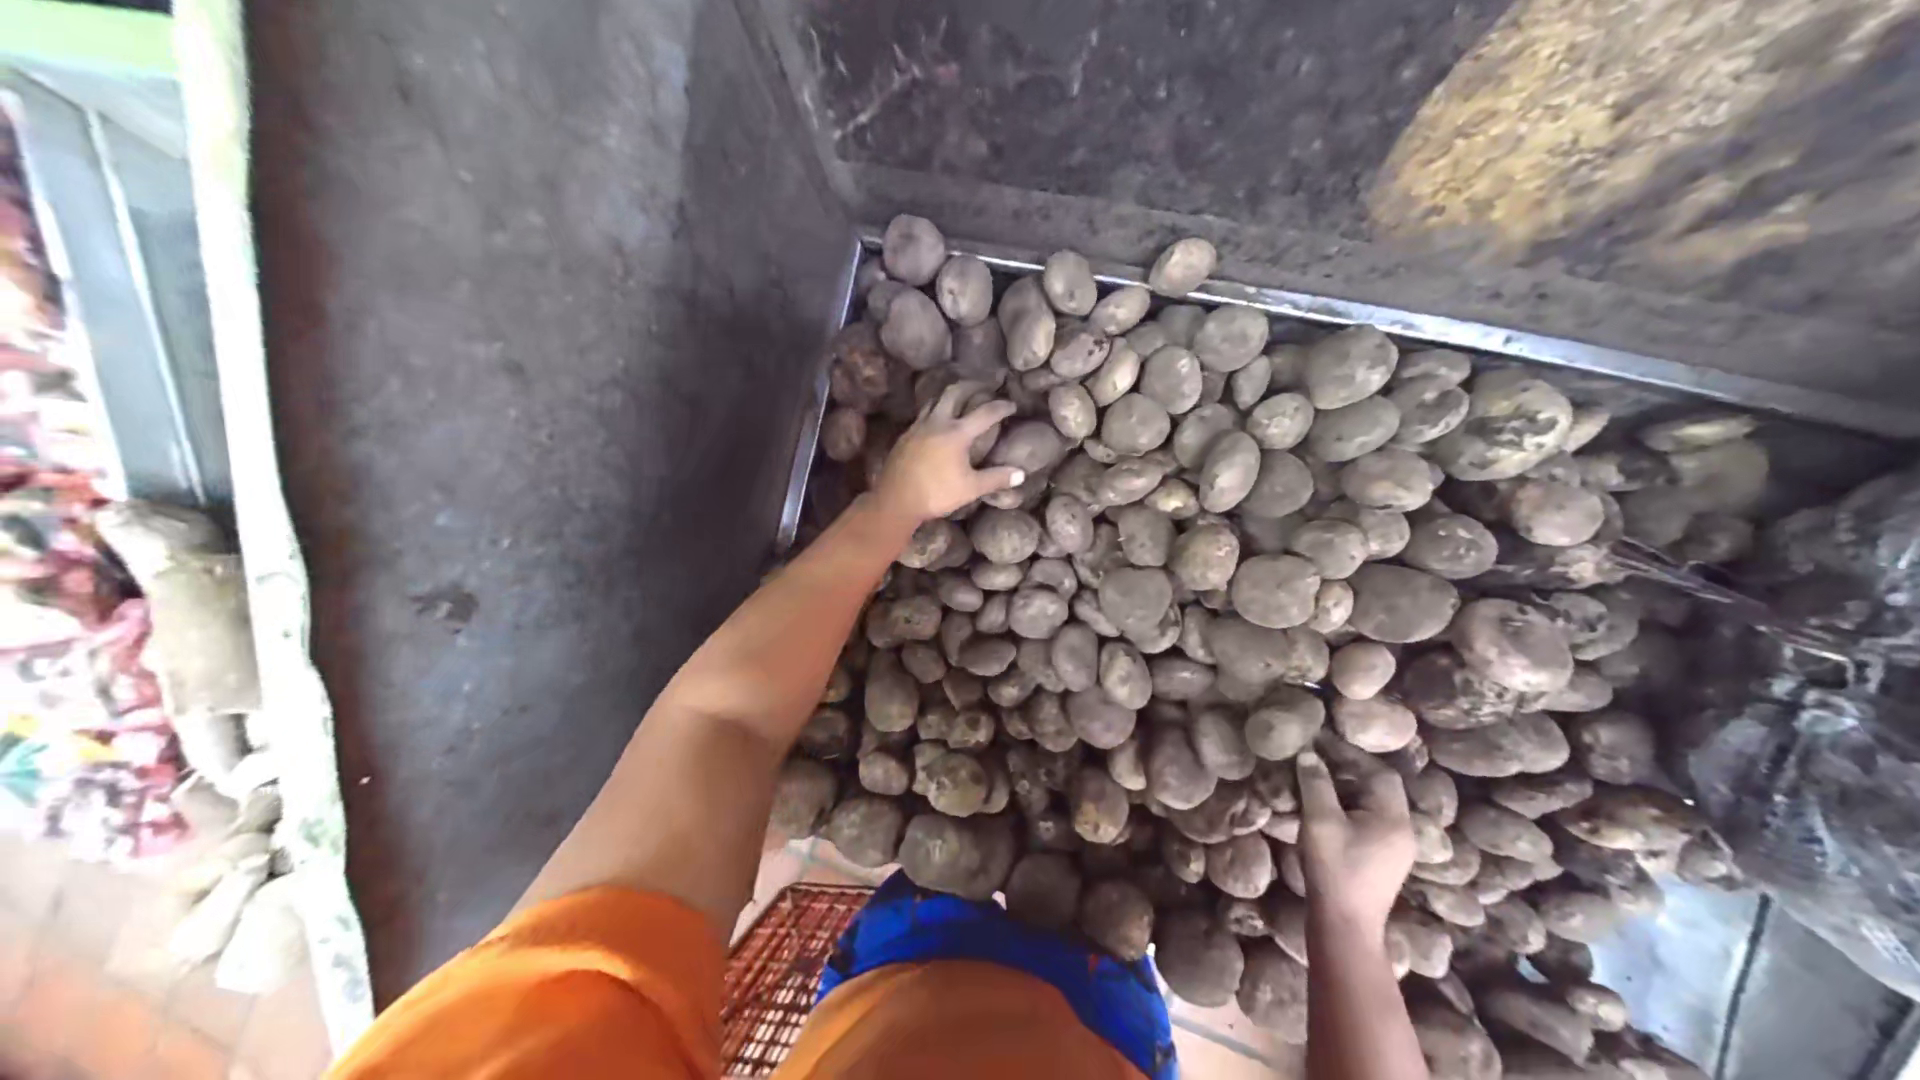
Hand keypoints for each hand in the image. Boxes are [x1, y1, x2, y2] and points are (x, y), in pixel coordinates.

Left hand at [872, 383, 1022, 522]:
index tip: (1011, 404)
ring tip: (959, 398)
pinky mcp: (905, 436)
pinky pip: (922, 415)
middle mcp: (937, 423)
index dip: (1001, 407)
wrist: (895, 500)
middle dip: (971, 386)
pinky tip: (935, 422)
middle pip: (955, 392)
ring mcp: (918, 427)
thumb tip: (1020, 474)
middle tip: (983, 386)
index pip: (985, 413)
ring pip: (934, 400)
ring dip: (949, 396)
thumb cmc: (936, 493)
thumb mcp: (971, 488)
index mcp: (957, 433)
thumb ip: (996, 478)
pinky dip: (934, 411)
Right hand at [1296, 745, 1415, 933]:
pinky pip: (1368, 819)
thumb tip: (1309, 754)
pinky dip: (1347, 804)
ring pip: (1373, 804)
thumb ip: (1316, 784)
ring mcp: (1395, 847)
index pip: (1379, 773)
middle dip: (1349, 768)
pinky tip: (1324, 805)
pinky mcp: (1382, 859)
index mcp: (1394, 819)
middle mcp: (1402, 830)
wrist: (1345, 925)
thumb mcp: (1320, 821)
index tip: (1322, 741)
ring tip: (1316, 776)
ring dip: (1347, 786)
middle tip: (1317, 756)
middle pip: (1379, 787)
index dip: (1351, 753)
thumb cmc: (1334, 870)